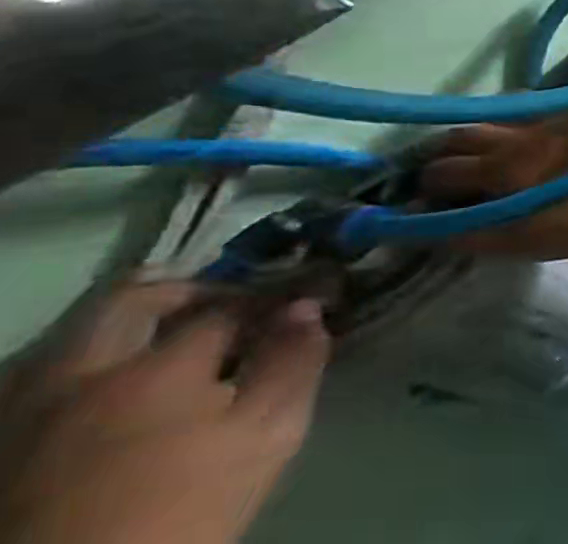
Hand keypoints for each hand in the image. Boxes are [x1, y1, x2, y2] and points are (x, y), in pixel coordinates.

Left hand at [0, 281, 328, 543]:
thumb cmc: (185, 508)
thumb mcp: (267, 437)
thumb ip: (294, 364)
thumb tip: (307, 309)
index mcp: (156, 369)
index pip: (228, 307)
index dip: (271, 298)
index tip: (304, 300)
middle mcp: (80, 375)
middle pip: (131, 300)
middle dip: (187, 291)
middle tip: (227, 305)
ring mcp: (22, 411)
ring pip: (74, 335)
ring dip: (130, 325)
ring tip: (171, 342)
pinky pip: (40, 376)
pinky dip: (87, 361)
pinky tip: (114, 384)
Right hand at [420, 104, 567, 258]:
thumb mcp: (530, 241)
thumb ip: (475, 235)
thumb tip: (426, 229)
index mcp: (503, 167)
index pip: (441, 171)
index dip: (425, 186)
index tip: (425, 198)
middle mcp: (519, 132)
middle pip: (462, 134)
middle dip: (445, 152)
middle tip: (448, 171)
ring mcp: (553, 112)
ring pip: (500, 115)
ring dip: (485, 133)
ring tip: (489, 152)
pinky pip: (541, 107)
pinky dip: (527, 121)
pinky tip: (538, 136)